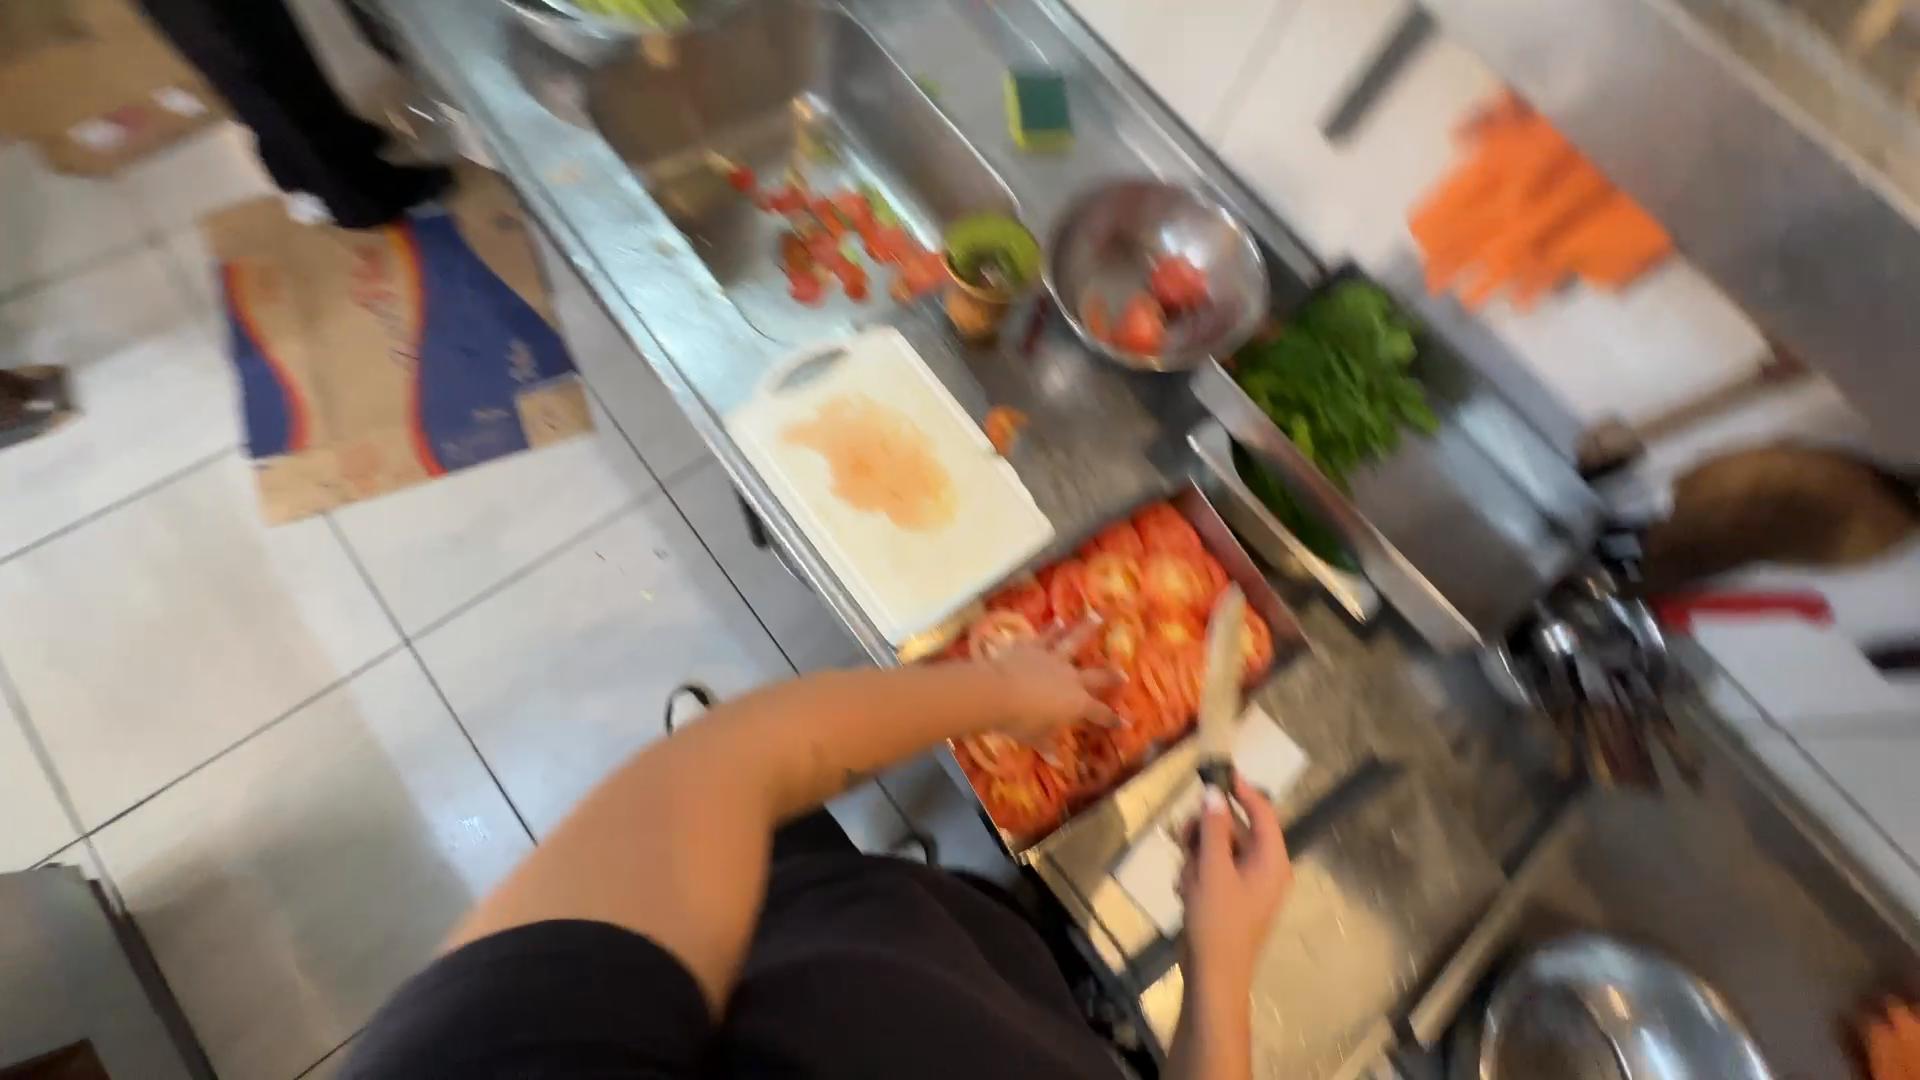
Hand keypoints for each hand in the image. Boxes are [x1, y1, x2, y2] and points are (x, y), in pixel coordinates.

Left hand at [979, 618, 1122, 743]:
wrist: (998, 692)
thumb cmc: (1019, 722)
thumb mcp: (1035, 739)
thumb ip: (1047, 748)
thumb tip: (1057, 764)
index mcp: (1076, 704)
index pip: (1100, 714)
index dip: (1112, 719)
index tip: (1126, 722)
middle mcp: (1071, 679)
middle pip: (1097, 677)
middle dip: (1111, 676)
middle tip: (1124, 674)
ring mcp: (1053, 660)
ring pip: (1074, 642)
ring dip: (1086, 630)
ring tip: (1096, 618)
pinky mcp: (1034, 648)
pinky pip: (1046, 637)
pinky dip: (1053, 628)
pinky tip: (1058, 620)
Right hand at [1178, 776, 1293, 996]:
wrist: (1213, 975)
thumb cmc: (1218, 920)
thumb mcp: (1212, 869)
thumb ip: (1213, 828)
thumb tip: (1215, 793)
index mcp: (1271, 861)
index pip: (1262, 813)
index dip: (1242, 790)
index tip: (1220, 770)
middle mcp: (1265, 868)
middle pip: (1234, 828)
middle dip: (1205, 829)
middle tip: (1181, 834)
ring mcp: (1247, 883)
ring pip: (1218, 846)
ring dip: (1196, 852)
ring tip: (1184, 873)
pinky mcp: (1231, 895)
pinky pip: (1212, 867)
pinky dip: (1196, 870)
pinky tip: (1185, 888)